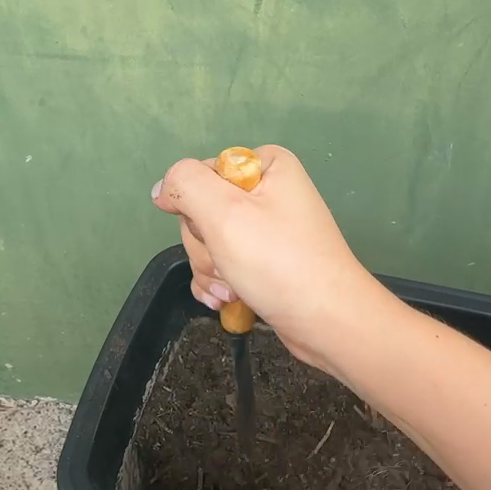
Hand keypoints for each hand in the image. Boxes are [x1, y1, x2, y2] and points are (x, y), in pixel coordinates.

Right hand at [150, 145, 389, 373]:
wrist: (328, 323)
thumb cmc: (279, 263)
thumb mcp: (224, 212)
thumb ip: (185, 185)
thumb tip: (161, 189)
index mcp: (265, 166)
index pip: (201, 175)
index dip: (198, 207)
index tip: (220, 230)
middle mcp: (267, 192)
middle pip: (201, 211)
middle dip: (206, 246)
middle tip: (230, 264)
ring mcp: (266, 230)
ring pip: (206, 243)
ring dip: (211, 270)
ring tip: (235, 289)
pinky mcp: (263, 262)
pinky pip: (220, 265)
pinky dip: (218, 284)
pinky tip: (230, 300)